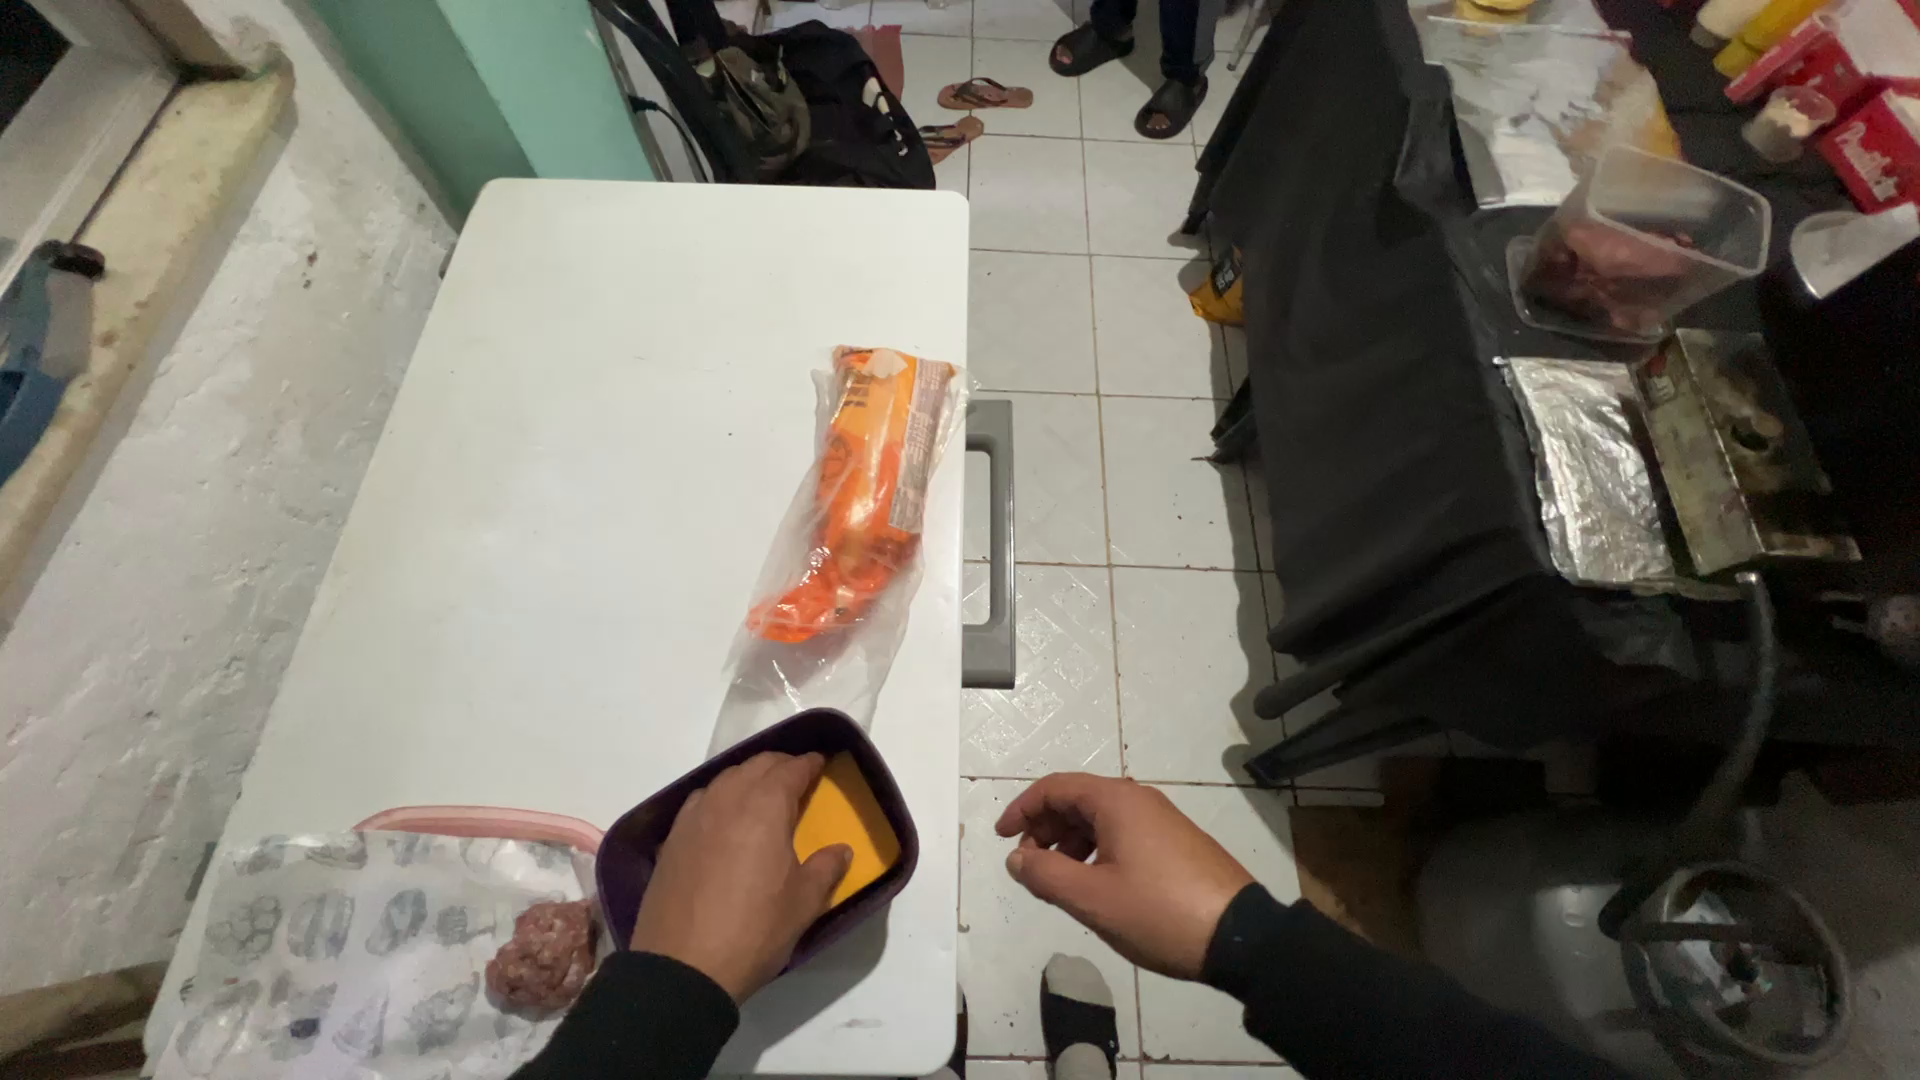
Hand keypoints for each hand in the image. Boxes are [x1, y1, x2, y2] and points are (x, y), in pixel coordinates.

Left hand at [630, 752, 852, 1001]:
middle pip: (757, 765)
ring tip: (761, 793)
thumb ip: (826, 868)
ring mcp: (695, 817)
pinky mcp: (672, 839)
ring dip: (749, 777)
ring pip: (726, 777)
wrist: (681, 970)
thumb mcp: (803, 903)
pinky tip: (724, 817)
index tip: (821, 763)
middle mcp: (728, 800)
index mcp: (766, 807)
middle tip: (797, 777)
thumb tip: (842, 850)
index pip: (791, 769)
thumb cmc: (753, 931)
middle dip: (780, 765)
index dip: (810, 763)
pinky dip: (720, 796)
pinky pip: (701, 800)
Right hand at [996, 773, 1253, 979]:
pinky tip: (1096, 886)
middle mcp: (1137, 799)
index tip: (1002, 837)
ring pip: (1100, 819)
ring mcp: (1160, 819)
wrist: (1242, 938)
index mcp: (1115, 800)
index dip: (1022, 809)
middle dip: (1045, 828)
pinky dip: (1097, 850)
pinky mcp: (1175, 842)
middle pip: (1076, 800)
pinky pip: (1122, 833)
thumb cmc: (1159, 910)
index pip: (1054, 787)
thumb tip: (1016, 856)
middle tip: (1028, 864)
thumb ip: (1046, 874)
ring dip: (1070, 843)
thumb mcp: (1093, 898)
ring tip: (1059, 882)